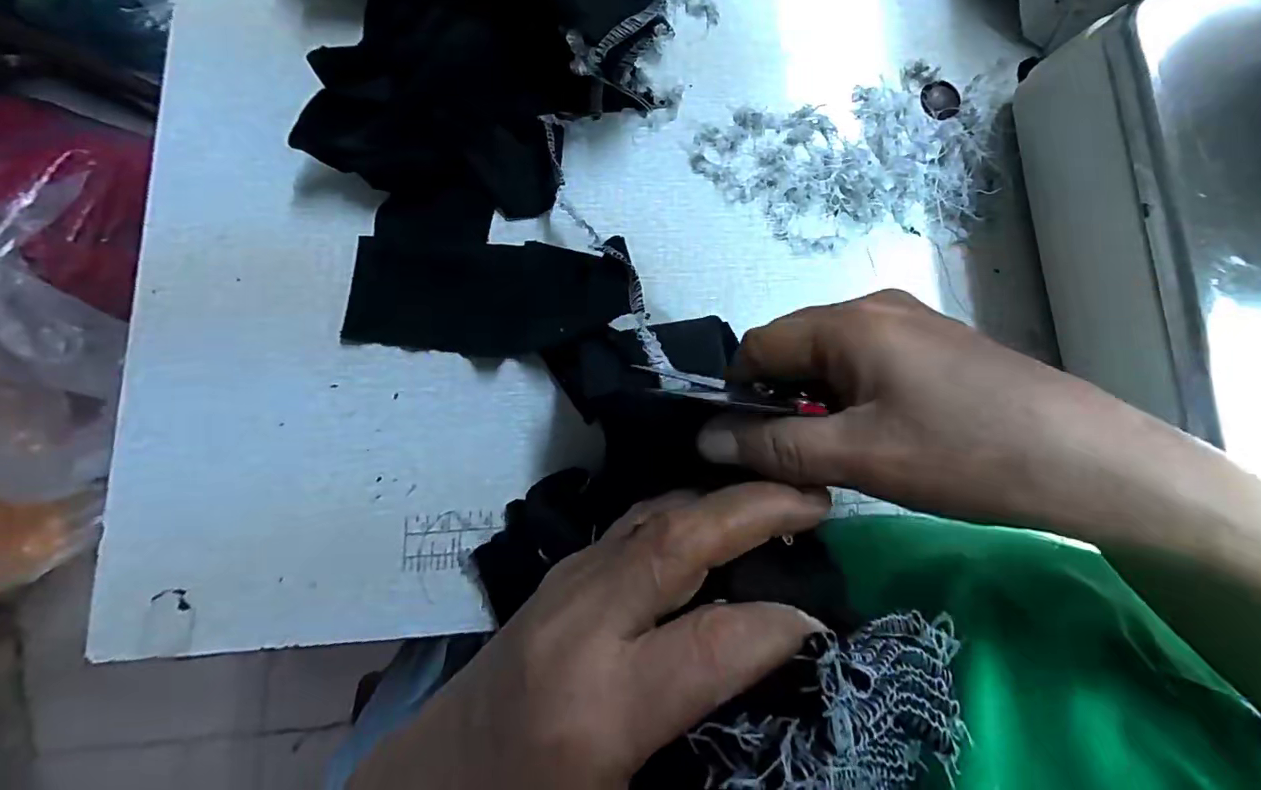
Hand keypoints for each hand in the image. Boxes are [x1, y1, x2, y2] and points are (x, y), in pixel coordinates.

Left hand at [348, 483, 831, 789]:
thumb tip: (767, 672)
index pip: (709, 642)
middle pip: (673, 540)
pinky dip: (679, 511)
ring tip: (774, 498)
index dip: (778, 628)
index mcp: (598, 706)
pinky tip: (709, 517)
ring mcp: (562, 586)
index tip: (822, 625)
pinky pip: (627, 526)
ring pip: (649, 518)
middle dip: (752, 509)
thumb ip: (700, 730)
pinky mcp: (556, 575)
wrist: (438, 779)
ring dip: (716, 499)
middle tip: (816, 501)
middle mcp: (580, 624)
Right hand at [696, 290, 1214, 544]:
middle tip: (793, 456)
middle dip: (779, 399)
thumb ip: (775, 445)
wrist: (1100, 464)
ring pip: (831, 356)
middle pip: (794, 347)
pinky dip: (853, 395)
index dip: (739, 393)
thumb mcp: (860, 456)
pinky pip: (868, 361)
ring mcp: (910, 321)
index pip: (758, 345)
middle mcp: (873, 305)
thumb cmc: (968, 454)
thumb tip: (705, 439)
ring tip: (839, 452)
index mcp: (848, 321)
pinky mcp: (937, 344)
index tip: (745, 445)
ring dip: (817, 400)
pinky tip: (881, 434)